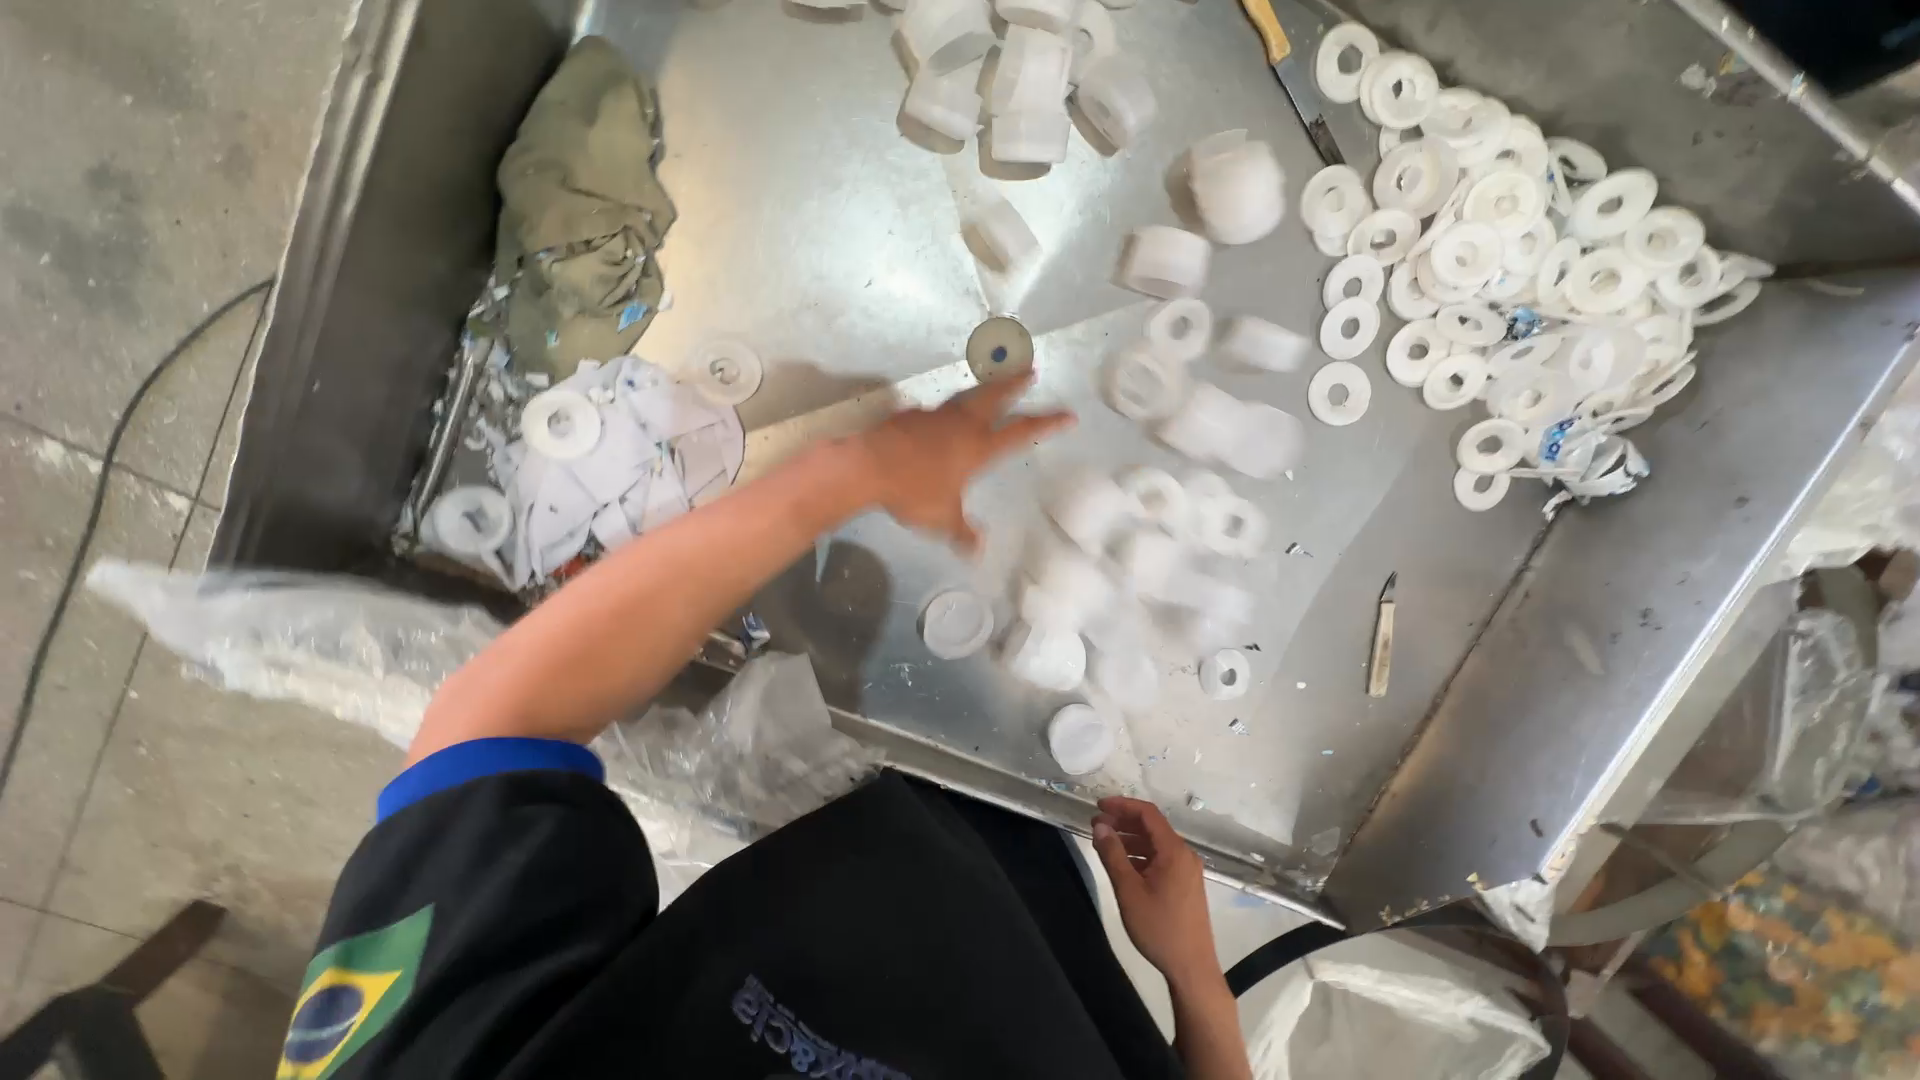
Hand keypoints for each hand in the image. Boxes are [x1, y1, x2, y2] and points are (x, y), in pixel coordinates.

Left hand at [857, 374, 1072, 551]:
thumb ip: (962, 532)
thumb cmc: (913, 491)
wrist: (868, 466)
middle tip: (1029, 370)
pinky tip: (937, 419)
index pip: (1021, 432)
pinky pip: (932, 412)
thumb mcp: (942, 518)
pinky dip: (942, 414)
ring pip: (964, 398)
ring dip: (981, 390)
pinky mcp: (910, 416)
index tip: (1068, 415)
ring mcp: (934, 416)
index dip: (1046, 423)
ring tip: (988, 386)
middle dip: (1014, 383)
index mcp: (978, 447)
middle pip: (994, 396)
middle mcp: (961, 425)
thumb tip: (978, 551)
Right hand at [1091, 796, 1221, 989]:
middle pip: (1152, 827)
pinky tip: (1123, 866)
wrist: (1192, 968)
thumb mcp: (1129, 891)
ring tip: (1104, 845)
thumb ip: (1113, 855)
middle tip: (1095, 826)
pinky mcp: (1185, 885)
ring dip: (1130, 840)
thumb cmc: (1159, 928)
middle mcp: (1184, 855)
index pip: (1147, 813)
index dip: (1122, 805)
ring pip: (1155, 844)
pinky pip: (1161, 859)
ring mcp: (1187, 871)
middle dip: (1123, 822)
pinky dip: (1141, 856)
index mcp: (1174, 851)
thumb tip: (1099, 826)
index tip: (1097, 806)